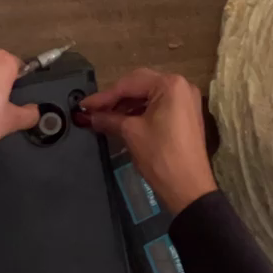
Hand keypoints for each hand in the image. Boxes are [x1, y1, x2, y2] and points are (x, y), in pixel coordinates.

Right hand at [79, 69, 216, 212]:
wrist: (189, 188)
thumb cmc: (160, 156)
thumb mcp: (131, 133)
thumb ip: (109, 119)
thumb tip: (90, 116)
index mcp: (170, 84)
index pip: (130, 84)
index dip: (104, 96)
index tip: (84, 106)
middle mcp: (182, 85)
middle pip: (140, 85)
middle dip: (115, 98)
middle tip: (93, 109)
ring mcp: (186, 100)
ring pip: (149, 95)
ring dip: (127, 105)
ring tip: (104, 116)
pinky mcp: (186, 115)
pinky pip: (159, 106)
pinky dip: (140, 111)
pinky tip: (122, 120)